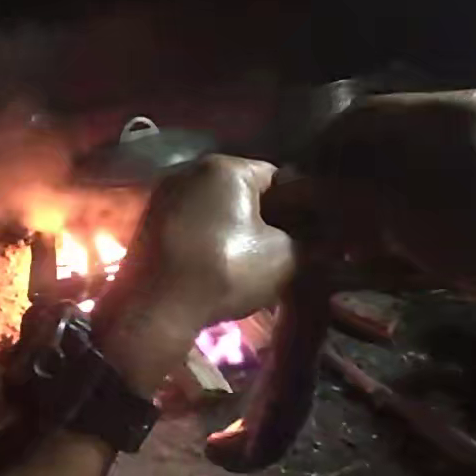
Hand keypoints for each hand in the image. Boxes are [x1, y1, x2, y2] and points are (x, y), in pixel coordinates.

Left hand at [95, 156, 294, 393]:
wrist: (156, 309)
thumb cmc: (225, 272)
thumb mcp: (284, 259)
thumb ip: (310, 244)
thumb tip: (327, 242)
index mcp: (226, 167)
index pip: (278, 177)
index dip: (299, 207)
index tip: (307, 236)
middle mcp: (190, 170)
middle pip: (244, 192)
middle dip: (265, 219)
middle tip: (280, 253)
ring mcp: (165, 196)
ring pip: (216, 210)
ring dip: (235, 232)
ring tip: (248, 266)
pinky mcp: (149, 223)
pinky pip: (192, 226)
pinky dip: (207, 241)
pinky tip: (215, 269)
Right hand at [277, 90, 475, 300]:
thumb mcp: (404, 213)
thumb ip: (342, 191)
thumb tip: (291, 182)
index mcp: (453, 110)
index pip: (367, 114)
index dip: (324, 147)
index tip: (297, 184)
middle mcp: (467, 119)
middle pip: (382, 140)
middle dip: (343, 177)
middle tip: (316, 213)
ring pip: (400, 167)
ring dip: (364, 198)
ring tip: (339, 234)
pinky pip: (424, 186)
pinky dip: (392, 209)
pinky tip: (373, 241)